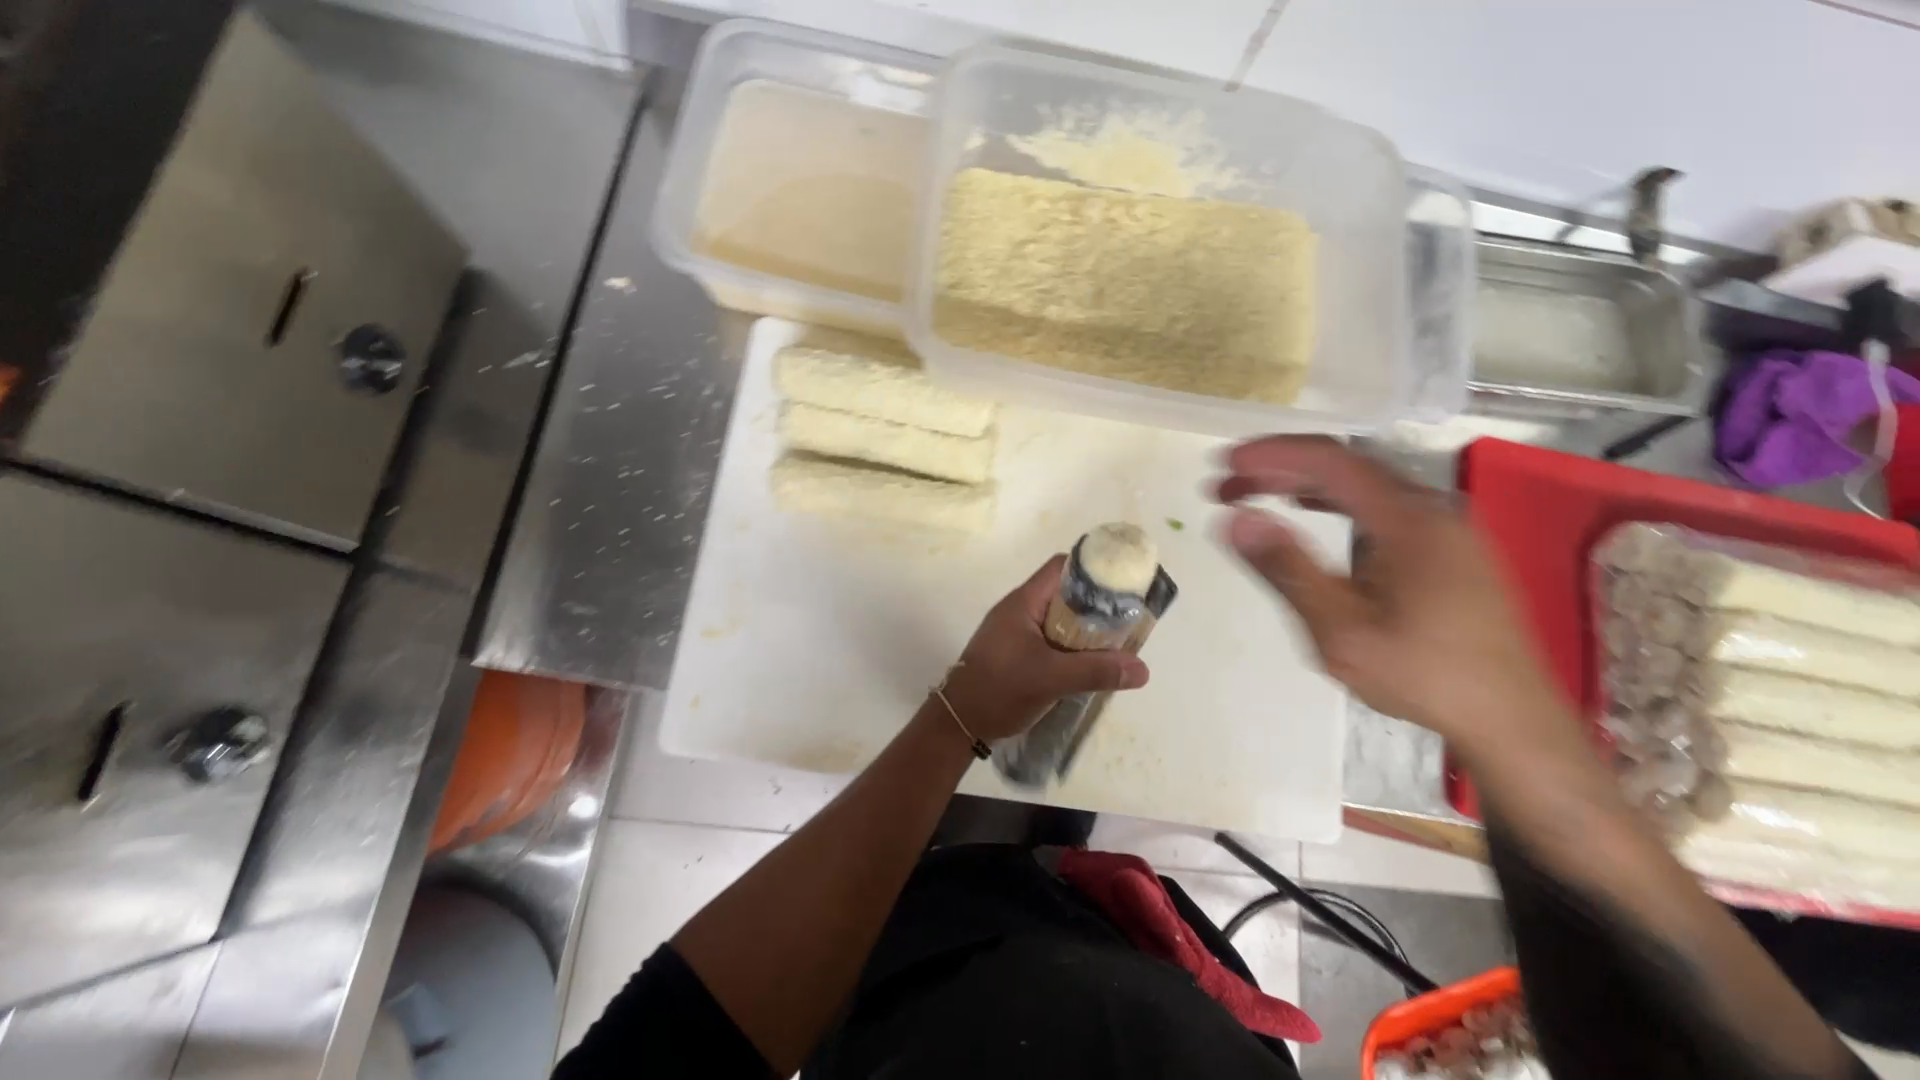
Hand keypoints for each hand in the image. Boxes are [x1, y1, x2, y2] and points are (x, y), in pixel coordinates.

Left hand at [939, 555, 1150, 741]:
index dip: (1093, 570)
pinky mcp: (1016, 654)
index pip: (1062, 567)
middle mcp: (1020, 610)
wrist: (957, 723)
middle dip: (1096, 606)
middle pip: (1065, 594)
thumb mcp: (1051, 679)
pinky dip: (1072, 648)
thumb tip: (1142, 669)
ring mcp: (1016, 633)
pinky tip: (1089, 666)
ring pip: (1060, 620)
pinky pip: (1052, 640)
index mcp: (1023, 602)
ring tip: (1115, 646)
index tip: (1123, 587)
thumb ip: (1095, 671)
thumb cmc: (998, 690)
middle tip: (1127, 622)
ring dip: (1085, 631)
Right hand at [1212, 436, 1567, 748]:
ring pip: (1364, 486)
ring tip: (1255, 496)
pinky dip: (1335, 504)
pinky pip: (1381, 508)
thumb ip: (1287, 570)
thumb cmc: (1424, 676)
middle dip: (1280, 468)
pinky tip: (1312, 517)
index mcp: (1409, 519)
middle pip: (1346, 466)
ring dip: (1305, 485)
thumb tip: (1235, 519)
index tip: (1223, 464)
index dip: (1271, 455)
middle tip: (1225, 487)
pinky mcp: (1449, 550)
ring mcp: (1445, 528)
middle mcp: (1431, 509)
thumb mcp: (1341, 631)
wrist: (1512, 719)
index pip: (1330, 461)